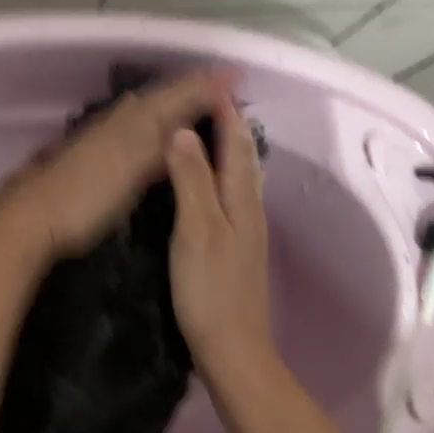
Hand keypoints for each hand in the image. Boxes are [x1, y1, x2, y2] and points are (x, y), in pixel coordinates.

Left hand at [0, 73, 233, 256]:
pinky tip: (157, 129)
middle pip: (164, 95)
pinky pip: (135, 122)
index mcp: (135, 121)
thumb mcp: (133, 172)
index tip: (238, 79)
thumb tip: (194, 121)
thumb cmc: (88, 198)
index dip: (208, 86)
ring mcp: (105, 133)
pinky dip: (156, 117)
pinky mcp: (94, 149)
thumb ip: (164, 145)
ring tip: (200, 101)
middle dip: (194, 88)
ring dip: (175, 100)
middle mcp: (121, 119)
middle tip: (225, 86)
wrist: (35, 217)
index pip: (179, 93)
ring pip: (148, 106)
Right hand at [163, 99, 274, 363]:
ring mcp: (247, 230)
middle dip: (229, 126)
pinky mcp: (237, 248)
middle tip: (205, 101)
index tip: (208, 84)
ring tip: (206, 131)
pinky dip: (220, 175)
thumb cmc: (210, 289)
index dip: (224, 113)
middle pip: (244, 157)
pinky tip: (206, 184)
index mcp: (241, 199)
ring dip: (227, 149)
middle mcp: (250, 209)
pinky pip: (231, 195)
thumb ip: (192, 180)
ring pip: (240, 177)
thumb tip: (183, 133)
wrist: (233, 349)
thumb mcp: (197, 229)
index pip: (236, 143)